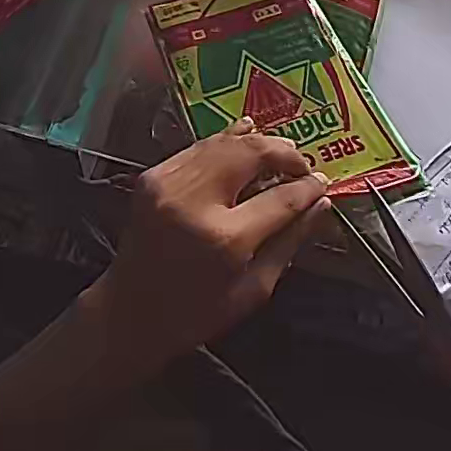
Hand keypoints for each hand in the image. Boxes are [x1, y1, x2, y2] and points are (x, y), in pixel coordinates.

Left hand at [0, 120, 329, 450]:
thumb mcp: (253, 290)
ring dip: (259, 142)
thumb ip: (290, 241)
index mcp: (223, 240)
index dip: (307, 186)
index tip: (323, 182)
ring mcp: (170, 182)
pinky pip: (201, 146)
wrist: (127, 312)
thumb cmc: (196, 312)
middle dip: (285, 154)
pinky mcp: (154, 174)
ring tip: (281, 152)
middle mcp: (194, 201)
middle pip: (252, 154)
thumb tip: (322, 202)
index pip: (280, 199)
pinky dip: (228, 141)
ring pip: (226, 142)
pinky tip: (247, 138)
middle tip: (303, 165)